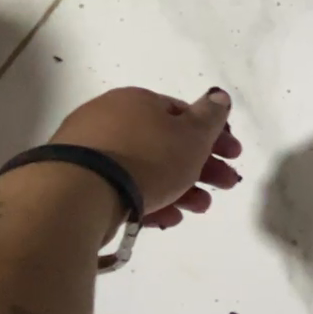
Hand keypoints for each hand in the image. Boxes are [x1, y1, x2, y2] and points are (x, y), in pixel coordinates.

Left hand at [49, 86, 243, 228]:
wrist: (80, 193)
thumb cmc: (148, 157)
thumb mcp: (193, 135)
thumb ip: (211, 116)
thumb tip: (219, 95)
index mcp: (139, 101)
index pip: (184, 114)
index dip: (215, 135)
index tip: (234, 157)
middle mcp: (112, 118)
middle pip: (168, 143)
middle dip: (203, 167)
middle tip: (226, 185)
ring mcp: (91, 149)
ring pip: (149, 168)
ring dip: (182, 188)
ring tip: (199, 208)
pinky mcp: (79, 180)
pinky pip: (124, 187)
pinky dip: (150, 200)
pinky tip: (167, 218)